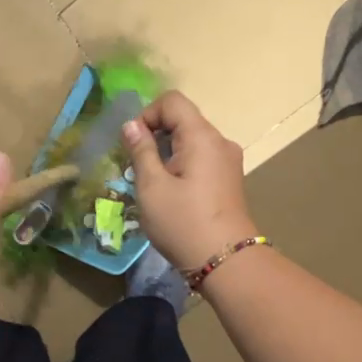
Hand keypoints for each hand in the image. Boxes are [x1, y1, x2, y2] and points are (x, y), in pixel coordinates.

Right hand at [124, 91, 258, 270]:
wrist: (224, 260)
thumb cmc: (182, 222)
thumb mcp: (151, 187)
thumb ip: (140, 151)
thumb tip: (131, 125)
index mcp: (201, 136)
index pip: (172, 101)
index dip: (147, 115)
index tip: (132, 146)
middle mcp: (220, 141)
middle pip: (183, 121)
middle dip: (155, 138)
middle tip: (137, 170)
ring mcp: (228, 161)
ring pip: (191, 143)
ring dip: (167, 155)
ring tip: (153, 187)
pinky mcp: (229, 180)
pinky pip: (201, 161)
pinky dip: (182, 168)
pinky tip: (173, 196)